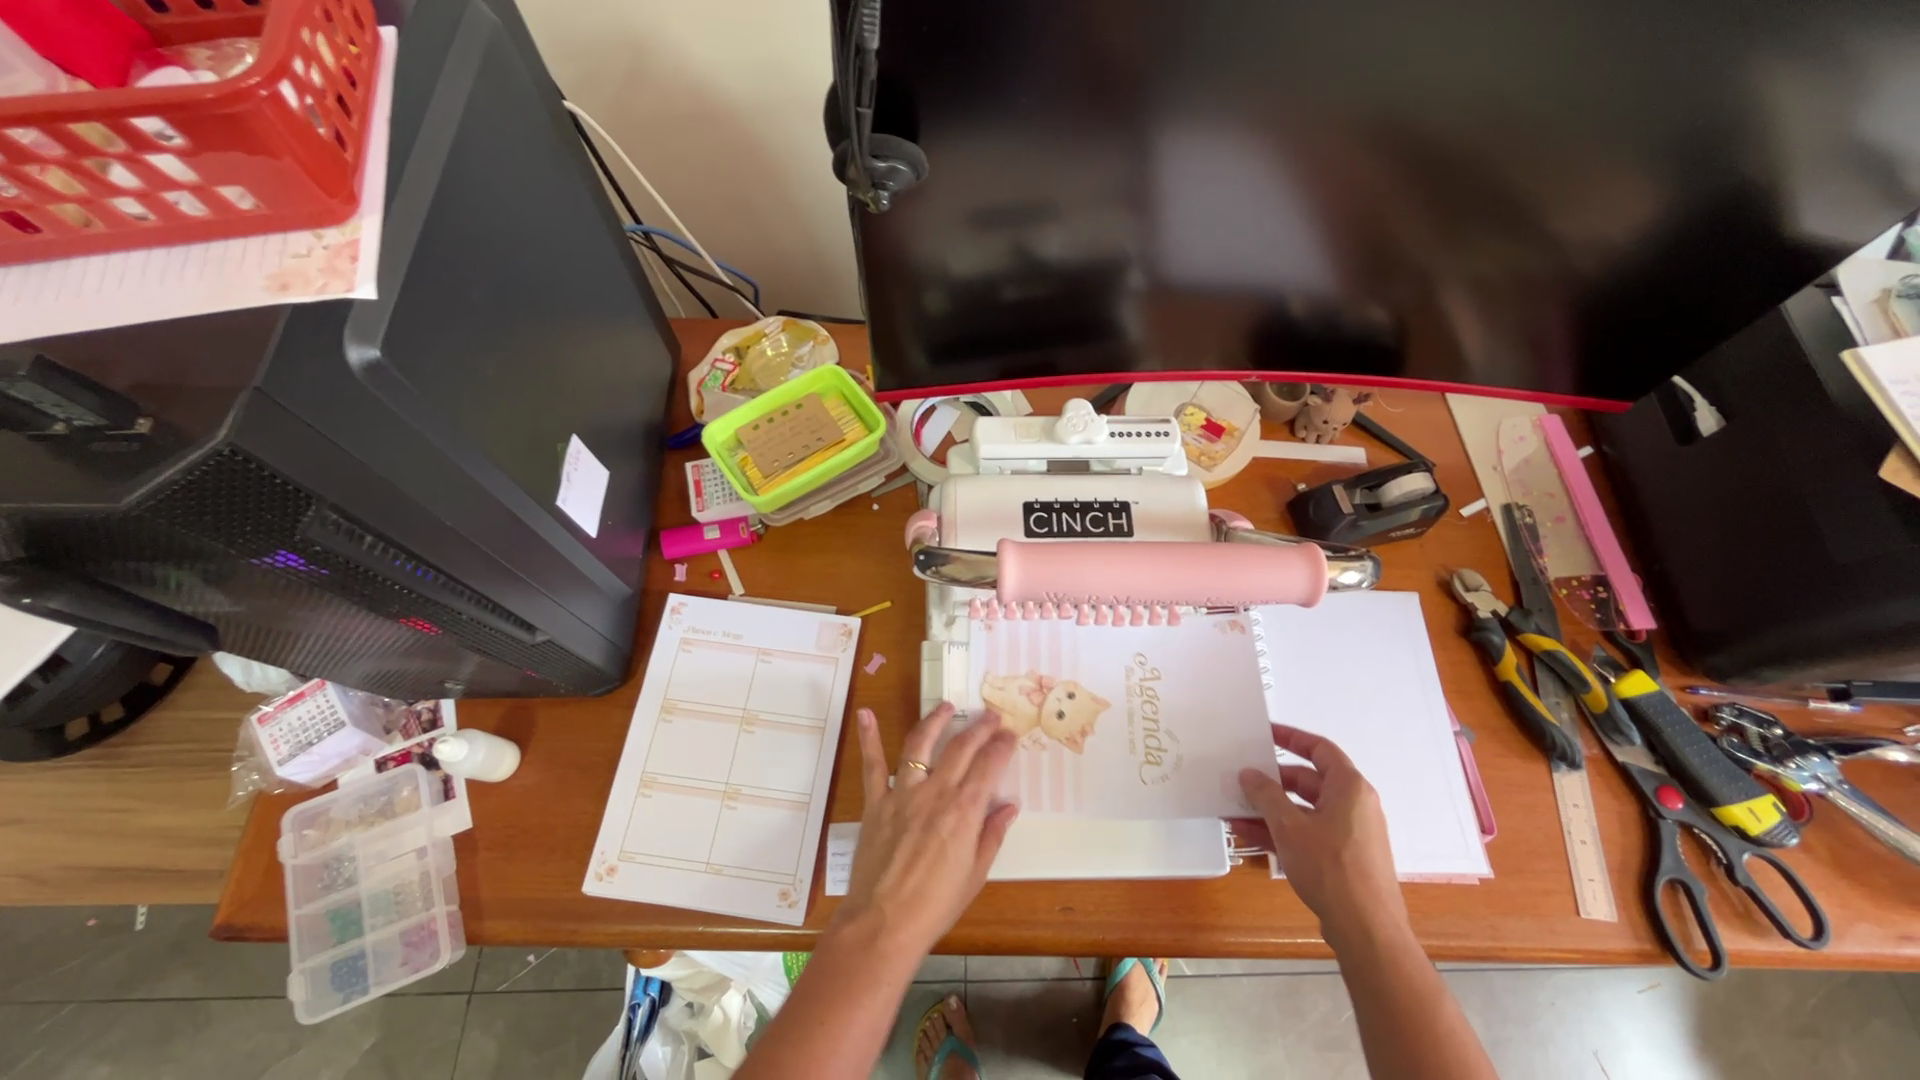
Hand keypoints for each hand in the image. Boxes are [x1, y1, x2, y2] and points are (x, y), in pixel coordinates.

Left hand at [838, 703, 1019, 956]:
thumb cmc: (935, 905)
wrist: (884, 922)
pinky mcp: (876, 802)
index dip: (1002, 745)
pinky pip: (872, 765)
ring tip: (946, 706)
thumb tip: (1009, 806)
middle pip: (961, 747)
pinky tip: (866, 714)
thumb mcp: (975, 873)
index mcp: (964, 811)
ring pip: (920, 744)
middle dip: (979, 727)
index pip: (989, 765)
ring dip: (935, 720)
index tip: (1010, 734)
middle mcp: (936, 793)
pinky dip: (868, 738)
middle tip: (990, 715)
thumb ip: (992, 835)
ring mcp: (903, 794)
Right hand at [1238, 724, 1408, 946]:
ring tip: (1235, 807)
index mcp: (1349, 787)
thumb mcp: (1289, 827)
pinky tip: (1249, 834)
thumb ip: (1266, 795)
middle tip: (1241, 777)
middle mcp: (1354, 804)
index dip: (1291, 738)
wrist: (1366, 928)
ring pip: (1304, 810)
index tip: (1264, 733)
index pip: (1319, 749)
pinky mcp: (1343, 857)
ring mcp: (1349, 833)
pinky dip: (1282, 831)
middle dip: (1272, 781)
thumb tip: (1249, 774)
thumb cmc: (1330, 867)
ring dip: (1271, 809)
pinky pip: (1308, 832)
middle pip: (1308, 780)